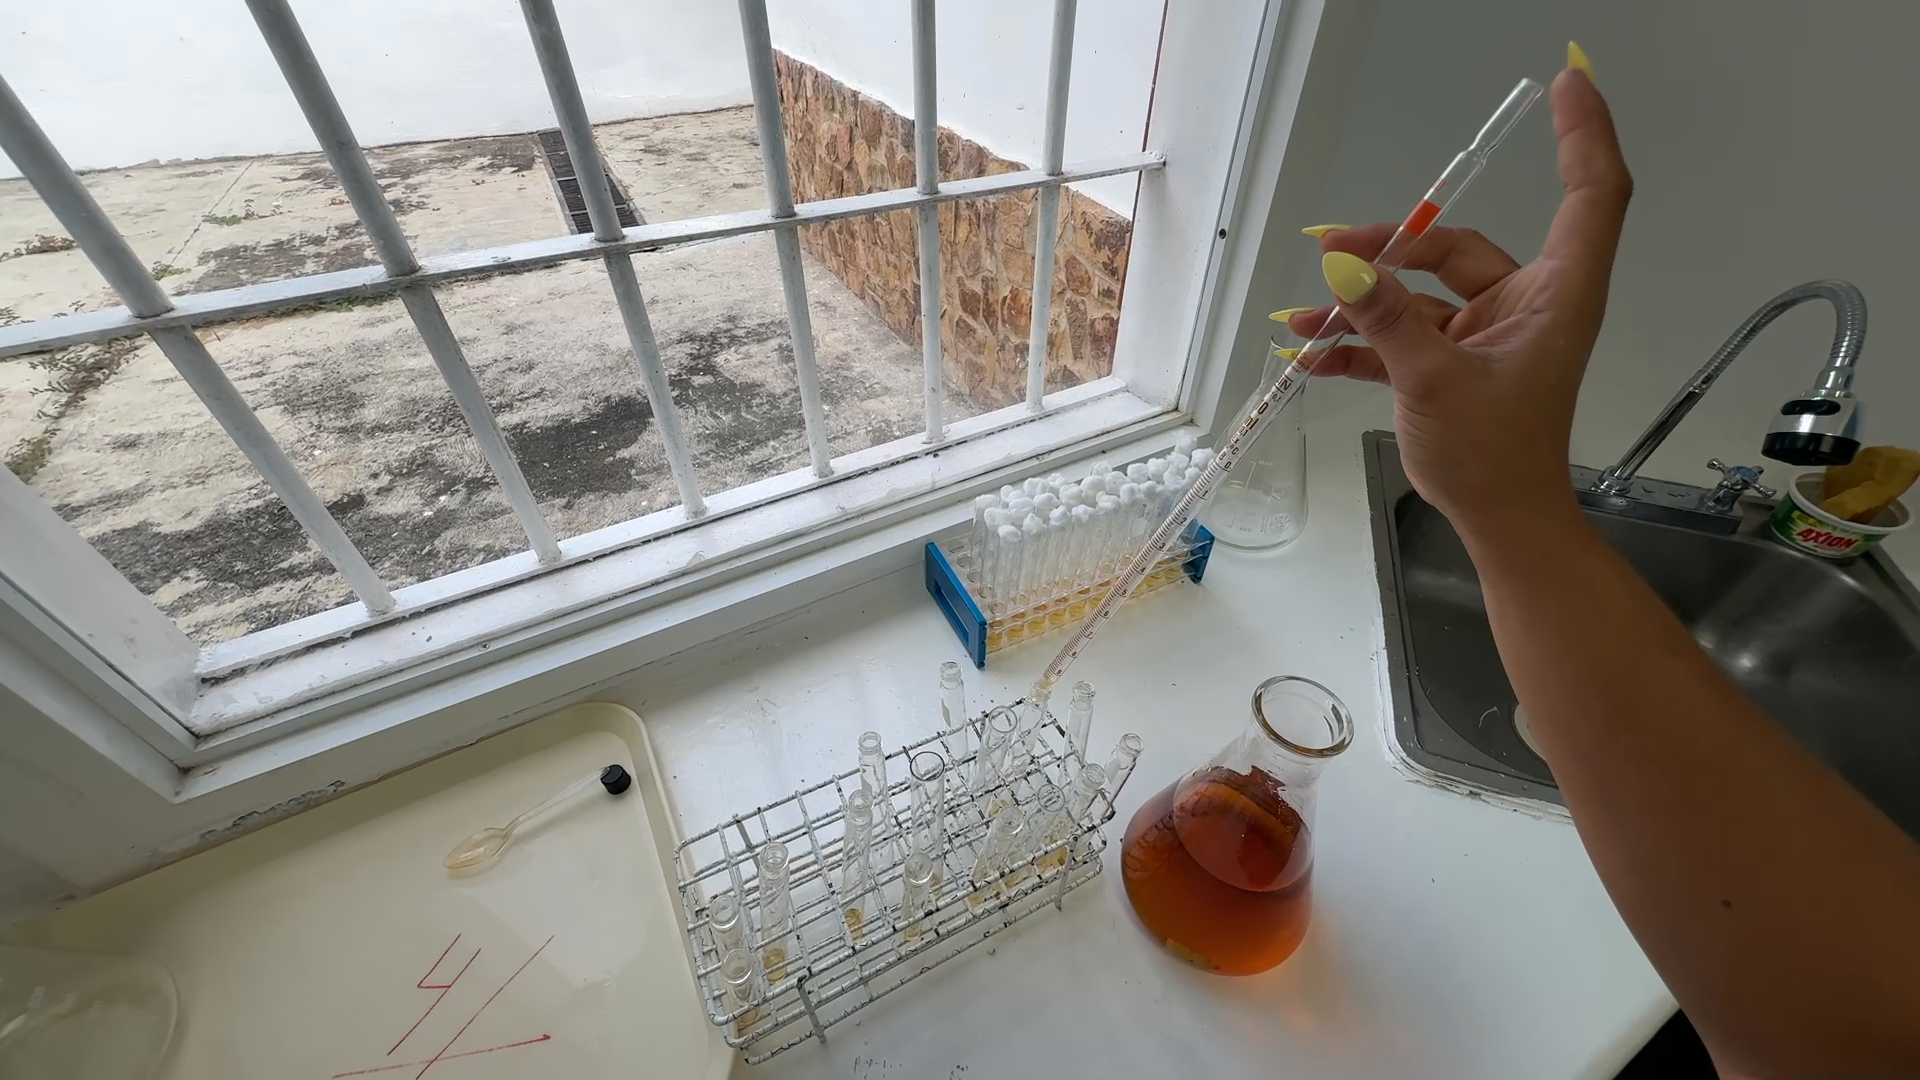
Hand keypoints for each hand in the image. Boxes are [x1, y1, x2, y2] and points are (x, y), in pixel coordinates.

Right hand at [1284, 68, 1631, 535]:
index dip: (1582, 135)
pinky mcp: (1444, 364)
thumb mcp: (1432, 379)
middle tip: (1330, 251)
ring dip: (1358, 305)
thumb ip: (1387, 319)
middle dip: (1389, 251)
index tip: (1566, 82)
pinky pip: (1396, 338)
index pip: (1589, 194)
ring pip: (1414, 298)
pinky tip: (1309, 352)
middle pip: (1454, 251)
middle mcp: (1520, 305)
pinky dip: (1356, 345)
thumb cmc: (1489, 452)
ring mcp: (1478, 335)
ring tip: (1301, 315)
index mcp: (1553, 295)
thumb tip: (1343, 265)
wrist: (1492, 514)